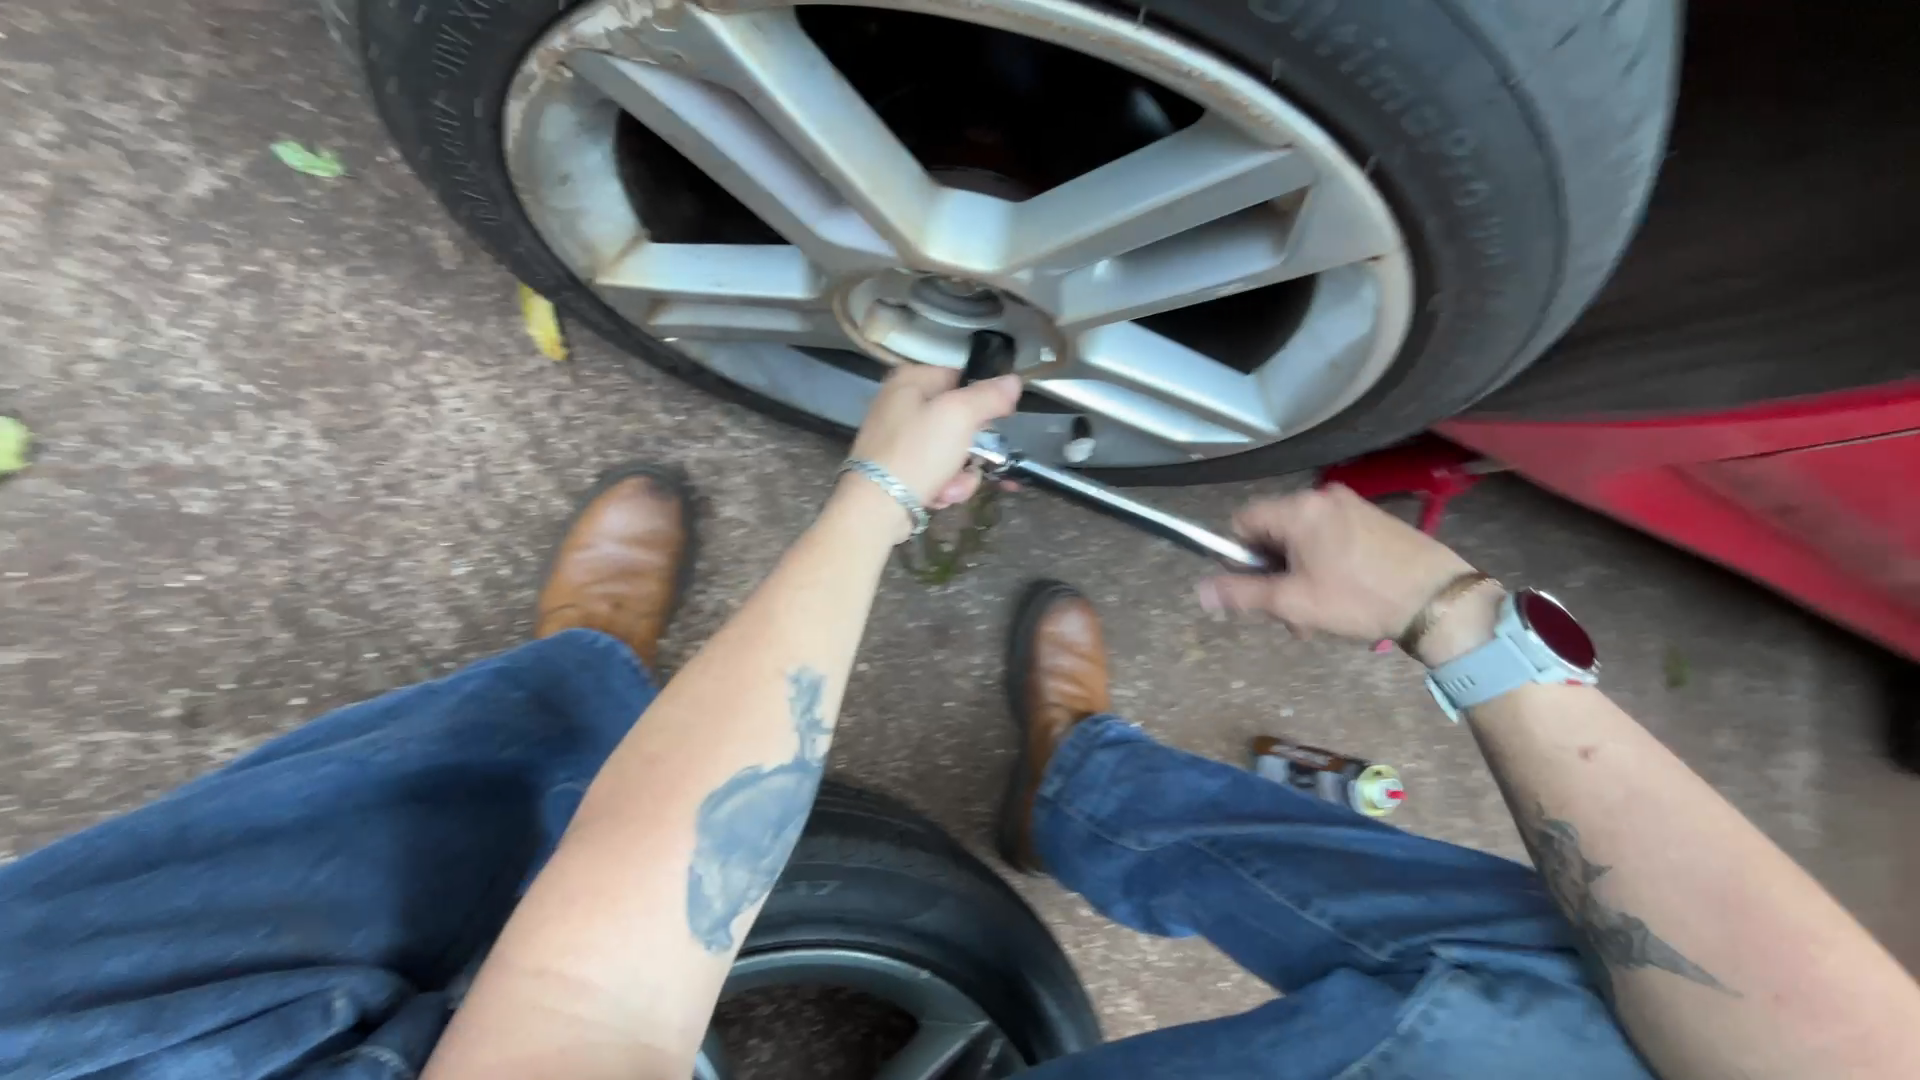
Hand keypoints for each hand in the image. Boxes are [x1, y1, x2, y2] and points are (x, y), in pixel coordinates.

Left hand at [840, 364, 1021, 519]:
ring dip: (960, 475)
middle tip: (971, 460)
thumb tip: (1013, 381)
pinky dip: (943, 487)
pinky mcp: (900, 470)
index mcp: (909, 381)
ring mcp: (899, 440)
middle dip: (972, 449)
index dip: (983, 400)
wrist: (877, 508)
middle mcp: (901, 405)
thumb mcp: (959, 416)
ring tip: (949, 488)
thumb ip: (989, 397)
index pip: (960, 378)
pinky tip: (937, 497)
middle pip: (959, 420)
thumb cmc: (917, 453)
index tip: (995, 422)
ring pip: (952, 452)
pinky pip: (936, 472)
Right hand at [1194, 484, 1476, 643]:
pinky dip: (1324, 564)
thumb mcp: (1293, 602)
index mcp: (1298, 509)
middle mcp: (1321, 497)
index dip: (1240, 557)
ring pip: (1301, 539)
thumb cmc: (1359, 599)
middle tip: (1291, 611)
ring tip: (1319, 612)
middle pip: (1272, 531)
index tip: (1258, 588)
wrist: (1441, 602)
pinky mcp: (1373, 519)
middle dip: (1273, 573)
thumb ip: (1240, 593)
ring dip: (1298, 574)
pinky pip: (1329, 537)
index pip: (1241, 522)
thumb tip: (1200, 591)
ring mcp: (1351, 505)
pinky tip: (1343, 595)